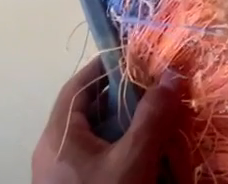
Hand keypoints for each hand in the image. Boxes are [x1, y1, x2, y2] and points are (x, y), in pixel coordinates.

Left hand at [31, 59, 185, 182]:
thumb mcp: (133, 160)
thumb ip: (153, 115)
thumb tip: (174, 73)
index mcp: (58, 137)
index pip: (79, 86)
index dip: (107, 66)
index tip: (138, 56)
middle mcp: (54, 153)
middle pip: (90, 110)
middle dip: (126, 98)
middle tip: (157, 89)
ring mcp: (63, 177)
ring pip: (97, 137)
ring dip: (128, 126)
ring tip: (159, 120)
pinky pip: (99, 160)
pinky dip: (124, 151)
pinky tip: (149, 156)